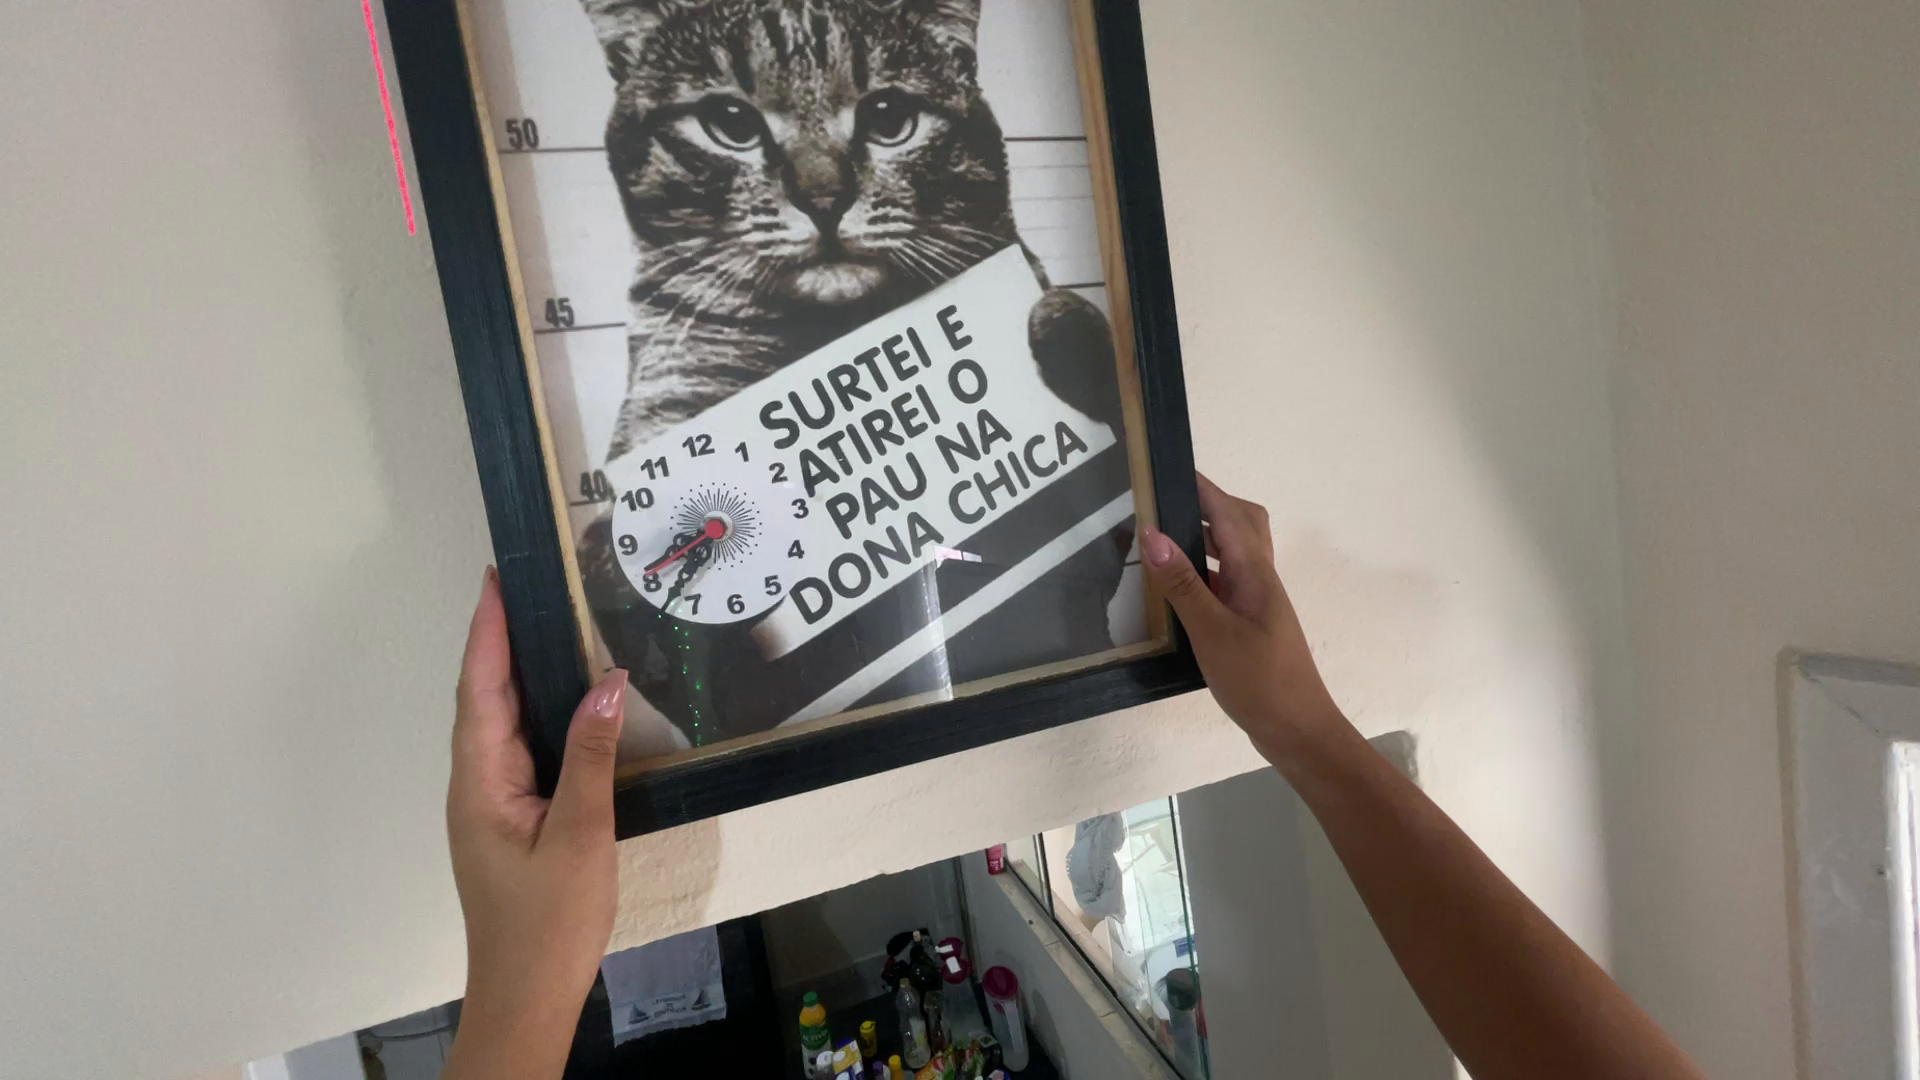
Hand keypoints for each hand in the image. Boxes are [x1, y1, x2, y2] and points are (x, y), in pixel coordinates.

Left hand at [445, 568, 626, 1078]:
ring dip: (515, 669)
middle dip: (498, 639)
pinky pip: (522, 742)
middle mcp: (478, 782)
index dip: (487, 634)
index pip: (480, 691)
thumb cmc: (551, 916)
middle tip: (526, 588)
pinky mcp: (514, 811)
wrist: (530, 991)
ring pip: (501, 719)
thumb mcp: (580, 832)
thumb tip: (610, 682)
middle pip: (483, 697)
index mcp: (481, 782)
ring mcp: (494, 799)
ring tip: (544, 623)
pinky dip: (536, 706)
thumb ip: (592, 754)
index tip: (496, 581)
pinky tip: (565, 696)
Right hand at [1141, 475, 1346, 762]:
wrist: (1296, 730)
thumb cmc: (1259, 679)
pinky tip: (1172, 586)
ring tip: (1159, 536)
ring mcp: (1254, 600)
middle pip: (1240, 523)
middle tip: (1165, 500)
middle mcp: (1257, 578)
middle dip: (1207, 503)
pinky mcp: (1246, 621)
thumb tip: (1152, 534)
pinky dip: (1199, 570)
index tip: (1167, 467)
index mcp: (1254, 572)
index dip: (1201, 486)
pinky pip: (1222, 580)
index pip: (1229, 512)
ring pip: (1232, 552)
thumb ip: (1182, 583)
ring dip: (1203, 535)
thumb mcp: (1212, 631)